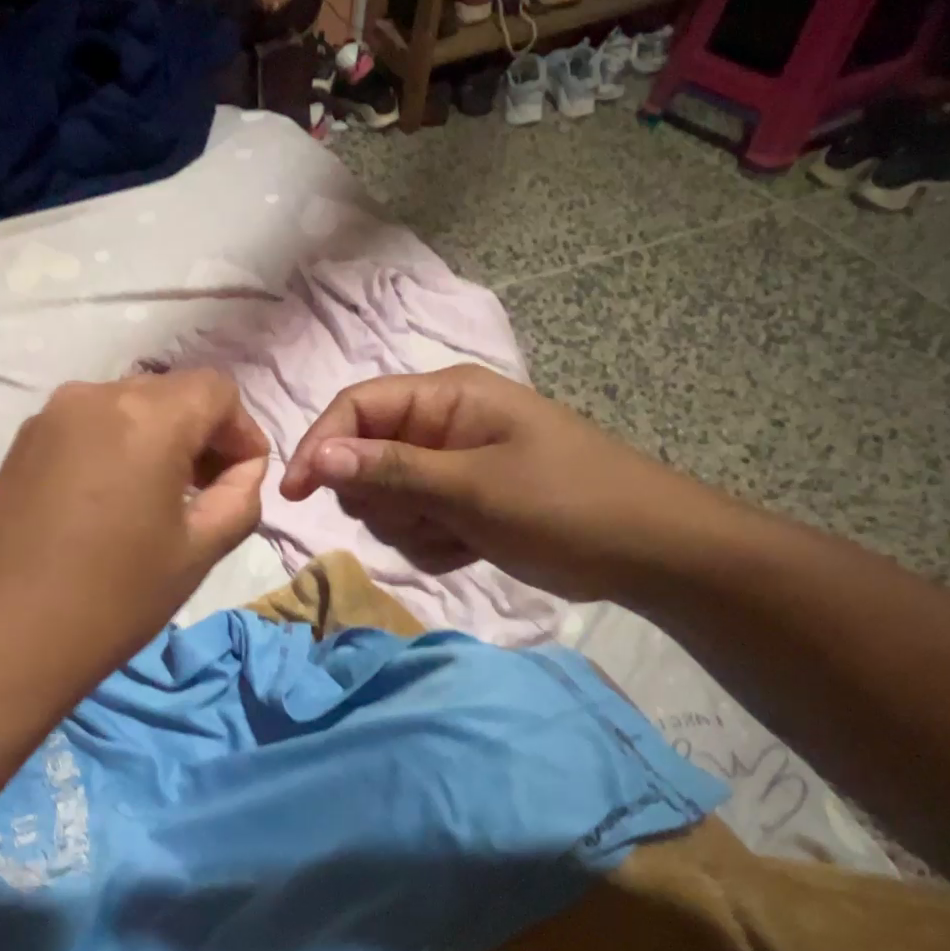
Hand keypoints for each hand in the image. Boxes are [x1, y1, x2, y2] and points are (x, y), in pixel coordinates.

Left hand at [0, 370, 268, 703]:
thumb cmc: (110, 599)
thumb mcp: (195, 554)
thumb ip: (238, 499)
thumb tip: (241, 471)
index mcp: (146, 415)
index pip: (217, 389)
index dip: (242, 431)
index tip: (242, 481)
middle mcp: (93, 396)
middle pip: (169, 393)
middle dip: (200, 435)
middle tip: (205, 494)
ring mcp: (47, 418)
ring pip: (125, 408)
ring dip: (155, 441)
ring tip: (158, 503)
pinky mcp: (18, 445)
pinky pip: (86, 429)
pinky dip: (114, 449)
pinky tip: (110, 505)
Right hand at [280, 365, 734, 602]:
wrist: (654, 553)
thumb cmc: (568, 504)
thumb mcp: (474, 487)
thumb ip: (391, 470)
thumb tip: (316, 456)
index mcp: (446, 397)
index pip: (356, 407)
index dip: (320, 445)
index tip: (295, 494)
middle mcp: (441, 424)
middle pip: (363, 456)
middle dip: (381, 496)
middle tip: (422, 515)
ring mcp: (451, 465)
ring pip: (385, 497)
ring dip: (410, 525)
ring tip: (459, 535)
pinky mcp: (461, 502)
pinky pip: (412, 523)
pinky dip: (432, 542)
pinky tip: (471, 547)